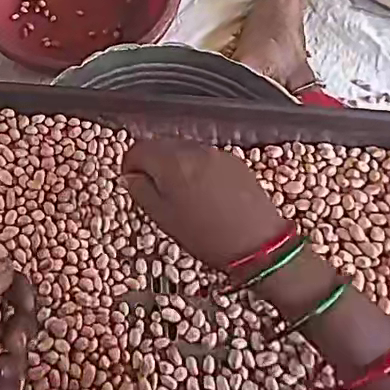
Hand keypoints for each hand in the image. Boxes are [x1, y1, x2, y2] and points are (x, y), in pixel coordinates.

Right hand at [121, 138, 294, 270]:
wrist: (260, 245)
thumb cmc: (205, 235)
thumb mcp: (163, 217)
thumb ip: (141, 191)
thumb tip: (131, 176)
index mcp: (170, 162)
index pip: (138, 149)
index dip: (129, 164)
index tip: (130, 179)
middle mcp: (193, 150)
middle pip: (160, 145)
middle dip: (151, 162)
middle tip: (152, 188)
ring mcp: (216, 153)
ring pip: (183, 150)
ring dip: (174, 164)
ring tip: (179, 193)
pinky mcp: (234, 161)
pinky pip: (204, 157)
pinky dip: (196, 168)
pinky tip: (202, 192)